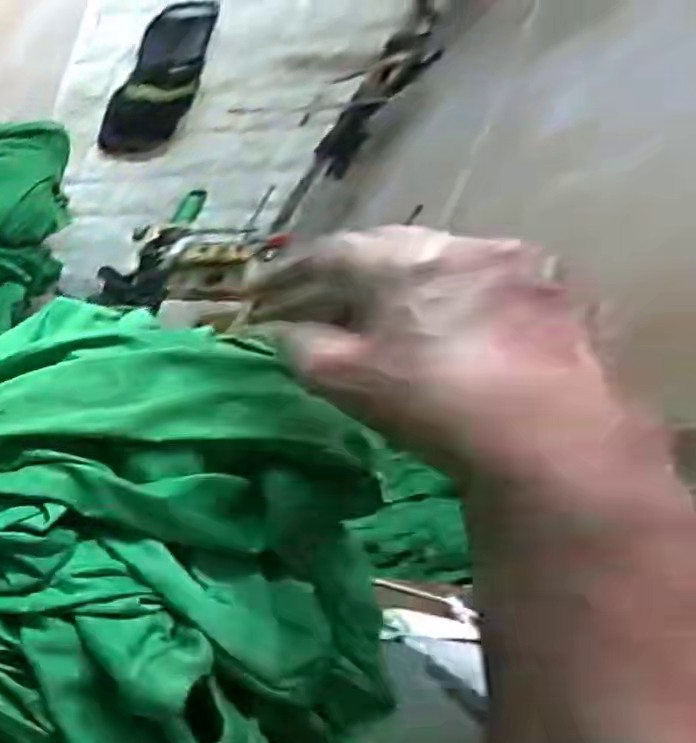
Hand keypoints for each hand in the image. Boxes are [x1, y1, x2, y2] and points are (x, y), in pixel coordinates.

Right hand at [251, 226, 647, 492]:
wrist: (544, 433)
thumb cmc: (423, 398)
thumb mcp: (332, 375)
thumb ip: (297, 342)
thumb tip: (284, 329)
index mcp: (409, 262)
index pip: (333, 251)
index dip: (285, 271)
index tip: (255, 292)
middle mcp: (467, 247)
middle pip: (386, 250)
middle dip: (335, 276)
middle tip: (299, 303)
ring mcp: (519, 266)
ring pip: (430, 264)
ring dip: (384, 286)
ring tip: (354, 316)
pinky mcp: (550, 293)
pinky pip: (469, 282)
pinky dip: (427, 298)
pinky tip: (415, 327)